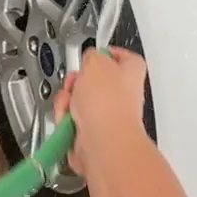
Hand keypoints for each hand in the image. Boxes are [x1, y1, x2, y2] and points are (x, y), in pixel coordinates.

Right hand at [52, 46, 149, 183]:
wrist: (102, 140)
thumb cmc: (108, 103)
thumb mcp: (95, 61)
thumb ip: (92, 55)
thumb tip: (90, 59)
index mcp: (131, 73)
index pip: (122, 58)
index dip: (105, 55)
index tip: (93, 55)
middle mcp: (122, 96)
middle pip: (93, 82)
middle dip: (77, 82)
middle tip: (75, 83)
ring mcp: (107, 117)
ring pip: (78, 102)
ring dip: (68, 102)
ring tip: (71, 105)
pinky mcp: (92, 135)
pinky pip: (71, 122)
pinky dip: (65, 121)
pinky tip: (68, 121)